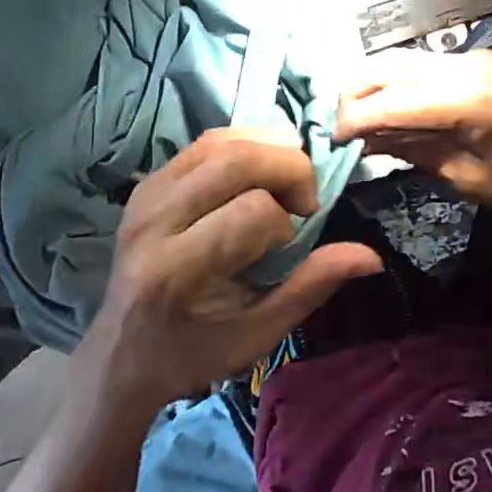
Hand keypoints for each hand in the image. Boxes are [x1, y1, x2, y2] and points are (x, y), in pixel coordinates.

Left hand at [77, 129, 382, 409]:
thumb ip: (312, 286)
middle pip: (235, 160)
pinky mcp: (146, 183)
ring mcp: (145, 195)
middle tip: (304, 200)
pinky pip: (203, 144)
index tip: (290, 245)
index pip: (252, 212)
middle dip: (288, 168)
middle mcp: (155, 221)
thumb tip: (370, 256)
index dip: (286, 222)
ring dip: (268, 149)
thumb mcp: (259, 333)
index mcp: (178, 269)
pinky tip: (257, 172)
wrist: (122, 351)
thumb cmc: (194, 350)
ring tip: (284, 183)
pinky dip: (242, 146)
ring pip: (220, 141)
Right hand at [335, 49, 491, 226]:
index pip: (396, 100)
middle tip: (334, 128)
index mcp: (475, 99)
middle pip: (391, 67)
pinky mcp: (475, 62)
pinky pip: (420, 68)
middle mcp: (470, 65)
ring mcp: (473, 58)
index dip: (356, 118)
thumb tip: (364, 142)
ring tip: (352, 121)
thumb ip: (414, 151)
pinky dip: (395, 87)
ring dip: (372, 87)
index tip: (330, 139)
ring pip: (401, 62)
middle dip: (355, 95)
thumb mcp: (470, 180)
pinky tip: (384, 111)